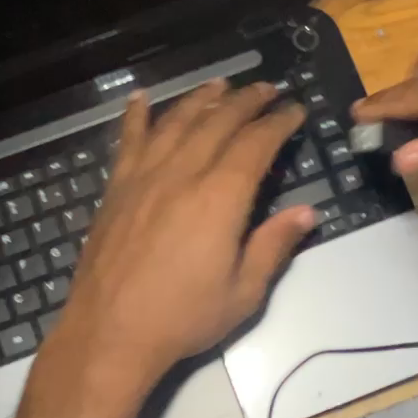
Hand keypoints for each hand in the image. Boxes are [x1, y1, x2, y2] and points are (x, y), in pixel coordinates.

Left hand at [48, 80, 316, 384]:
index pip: (256, 144)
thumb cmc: (183, 318)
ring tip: (220, 84)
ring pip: (176, 121)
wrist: (111, 333)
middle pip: (218, 121)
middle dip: (246, 100)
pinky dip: (136, 115)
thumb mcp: (243, 293)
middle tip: (266, 89)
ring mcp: (144, 178)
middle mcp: (182, 174)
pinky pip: (128, 140)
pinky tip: (142, 98)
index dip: (279, 122)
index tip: (295, 110)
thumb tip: (307, 213)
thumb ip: (273, 246)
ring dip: (201, 98)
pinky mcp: (116, 189)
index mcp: (220, 198)